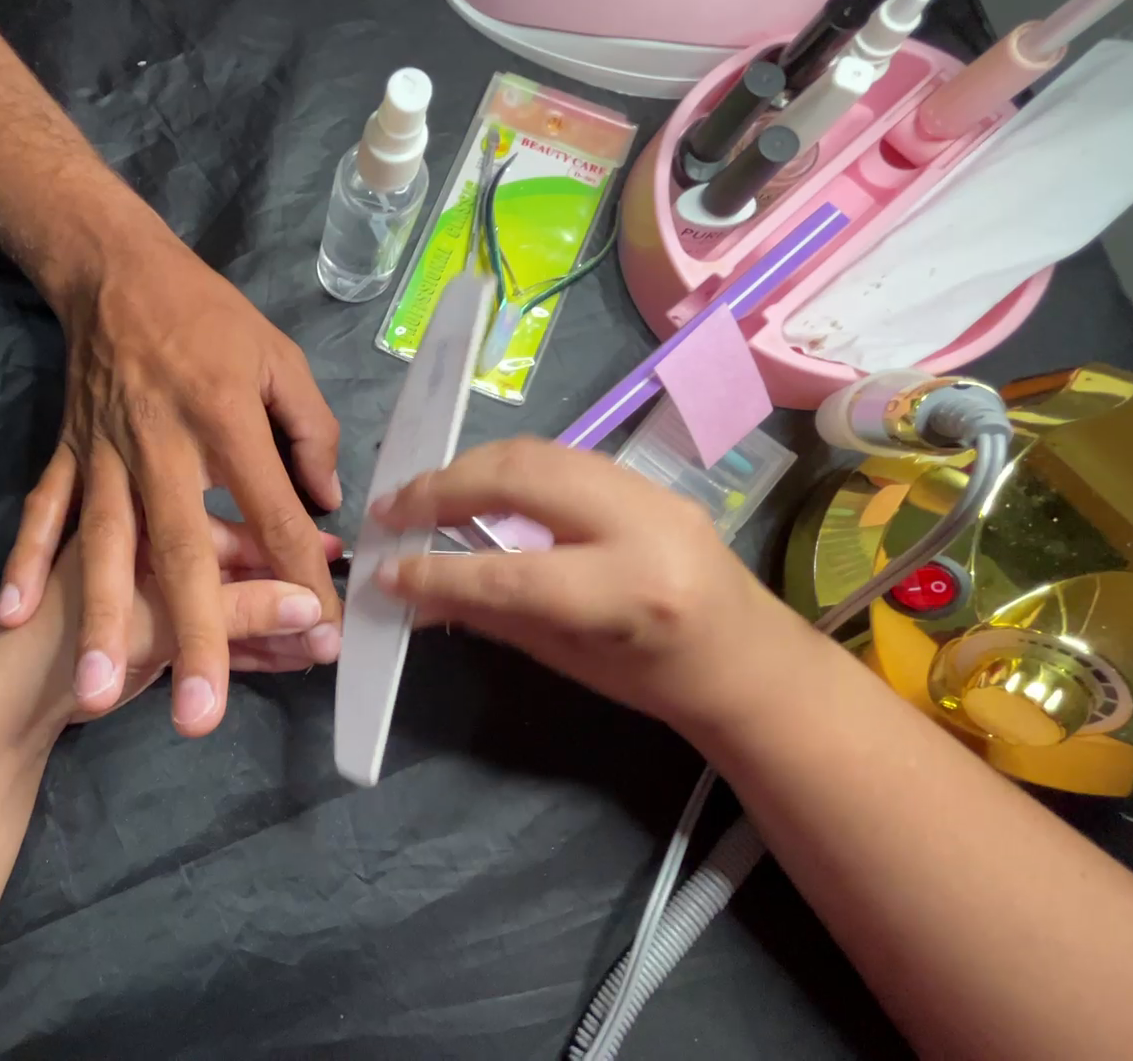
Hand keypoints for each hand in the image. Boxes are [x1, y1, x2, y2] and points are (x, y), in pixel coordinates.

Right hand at [0, 235, 342, 735]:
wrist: (116, 272)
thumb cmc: (209, 317)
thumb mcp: (279, 357)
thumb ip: (311, 430)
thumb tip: (323, 503)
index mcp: (226, 419)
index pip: (271, 512)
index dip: (301, 575)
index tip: (323, 637)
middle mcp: (162, 447)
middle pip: (182, 551)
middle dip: (192, 634)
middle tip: (199, 714)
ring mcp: (104, 454)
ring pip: (107, 547)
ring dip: (102, 619)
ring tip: (98, 692)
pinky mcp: (66, 453)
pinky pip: (45, 511)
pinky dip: (27, 560)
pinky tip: (13, 614)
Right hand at [367, 438, 813, 730]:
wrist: (748, 659)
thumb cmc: (655, 680)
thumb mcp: (564, 658)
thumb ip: (487, 614)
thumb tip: (411, 596)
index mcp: (631, 593)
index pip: (509, 574)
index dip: (435, 572)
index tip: (384, 571)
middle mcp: (643, 525)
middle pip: (519, 480)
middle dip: (441, 489)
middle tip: (390, 510)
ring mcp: (646, 490)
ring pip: (534, 453)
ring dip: (465, 469)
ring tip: (418, 495)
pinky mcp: (641, 477)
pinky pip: (554, 457)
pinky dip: (499, 468)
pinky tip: (468, 488)